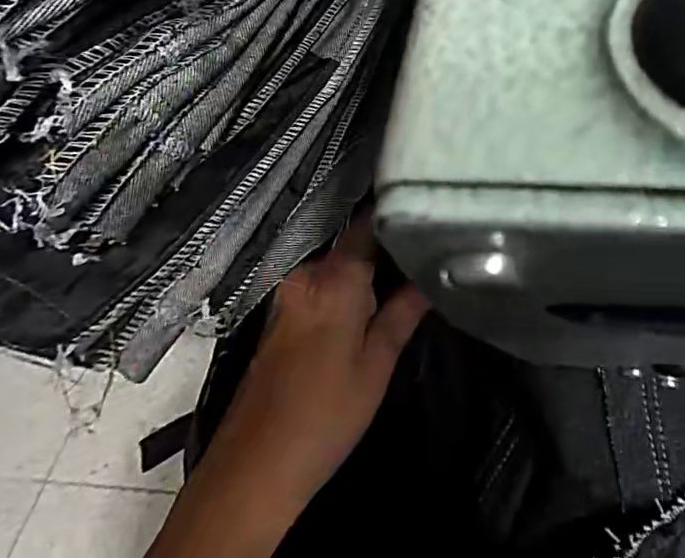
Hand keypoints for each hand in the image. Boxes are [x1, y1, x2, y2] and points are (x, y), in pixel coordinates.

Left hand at [146, 210, 430, 557]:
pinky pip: (321, 287)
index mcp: (333, 282)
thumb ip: (405, 311)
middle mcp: (305, 280)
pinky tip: (368, 308)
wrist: (252, 472)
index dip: (397, 213)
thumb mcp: (378, 363)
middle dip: (387, 249)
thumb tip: (432, 277)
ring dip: (366, 272)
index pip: (368, 225)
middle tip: (425, 255)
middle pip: (352, 245)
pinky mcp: (278, 320)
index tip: (426, 212)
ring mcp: (287, 299)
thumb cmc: (323, 417)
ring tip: (404, 281)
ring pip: (336, 267)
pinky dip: (344, 290)